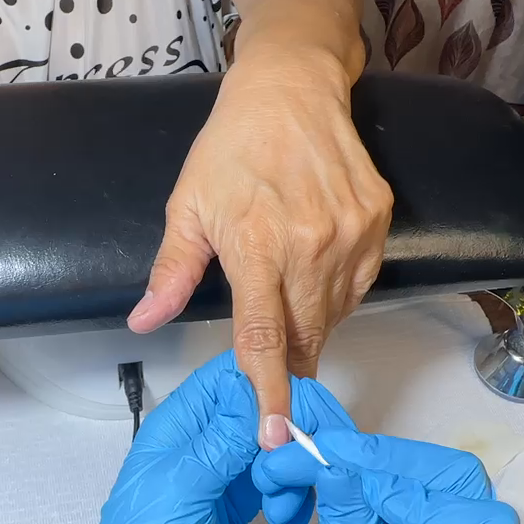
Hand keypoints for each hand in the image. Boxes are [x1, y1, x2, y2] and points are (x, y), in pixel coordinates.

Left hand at [0, 353, 348, 523]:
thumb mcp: (180, 491)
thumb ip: (218, 440)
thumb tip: (250, 386)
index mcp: (178, 426)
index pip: (232, 377)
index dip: (272, 386)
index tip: (301, 419)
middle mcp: (202, 441)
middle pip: (262, 409)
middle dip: (291, 435)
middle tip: (308, 468)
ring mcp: (221, 473)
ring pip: (274, 447)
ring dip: (293, 471)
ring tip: (284, 509)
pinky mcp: (237, 504)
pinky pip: (276, 482)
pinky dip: (291, 496)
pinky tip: (286, 521)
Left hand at [128, 52, 392, 449]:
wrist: (292, 88)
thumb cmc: (230, 148)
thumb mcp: (188, 206)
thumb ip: (171, 271)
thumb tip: (144, 322)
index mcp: (257, 246)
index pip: (264, 337)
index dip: (270, 391)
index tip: (275, 434)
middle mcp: (312, 247)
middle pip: (305, 337)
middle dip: (291, 366)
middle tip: (277, 372)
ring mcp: (352, 235)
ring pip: (334, 315)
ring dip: (311, 327)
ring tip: (289, 297)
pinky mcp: (379, 224)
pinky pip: (359, 286)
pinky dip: (335, 296)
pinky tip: (314, 273)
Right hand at [253, 429, 520, 523]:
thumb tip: (335, 467)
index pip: (476, 523)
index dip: (424, 497)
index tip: (363, 491)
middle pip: (451, 480)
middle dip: (391, 460)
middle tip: (328, 452)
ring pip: (417, 473)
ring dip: (365, 461)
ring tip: (312, 459)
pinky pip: (387, 487)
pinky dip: (352, 475)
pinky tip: (317, 476)